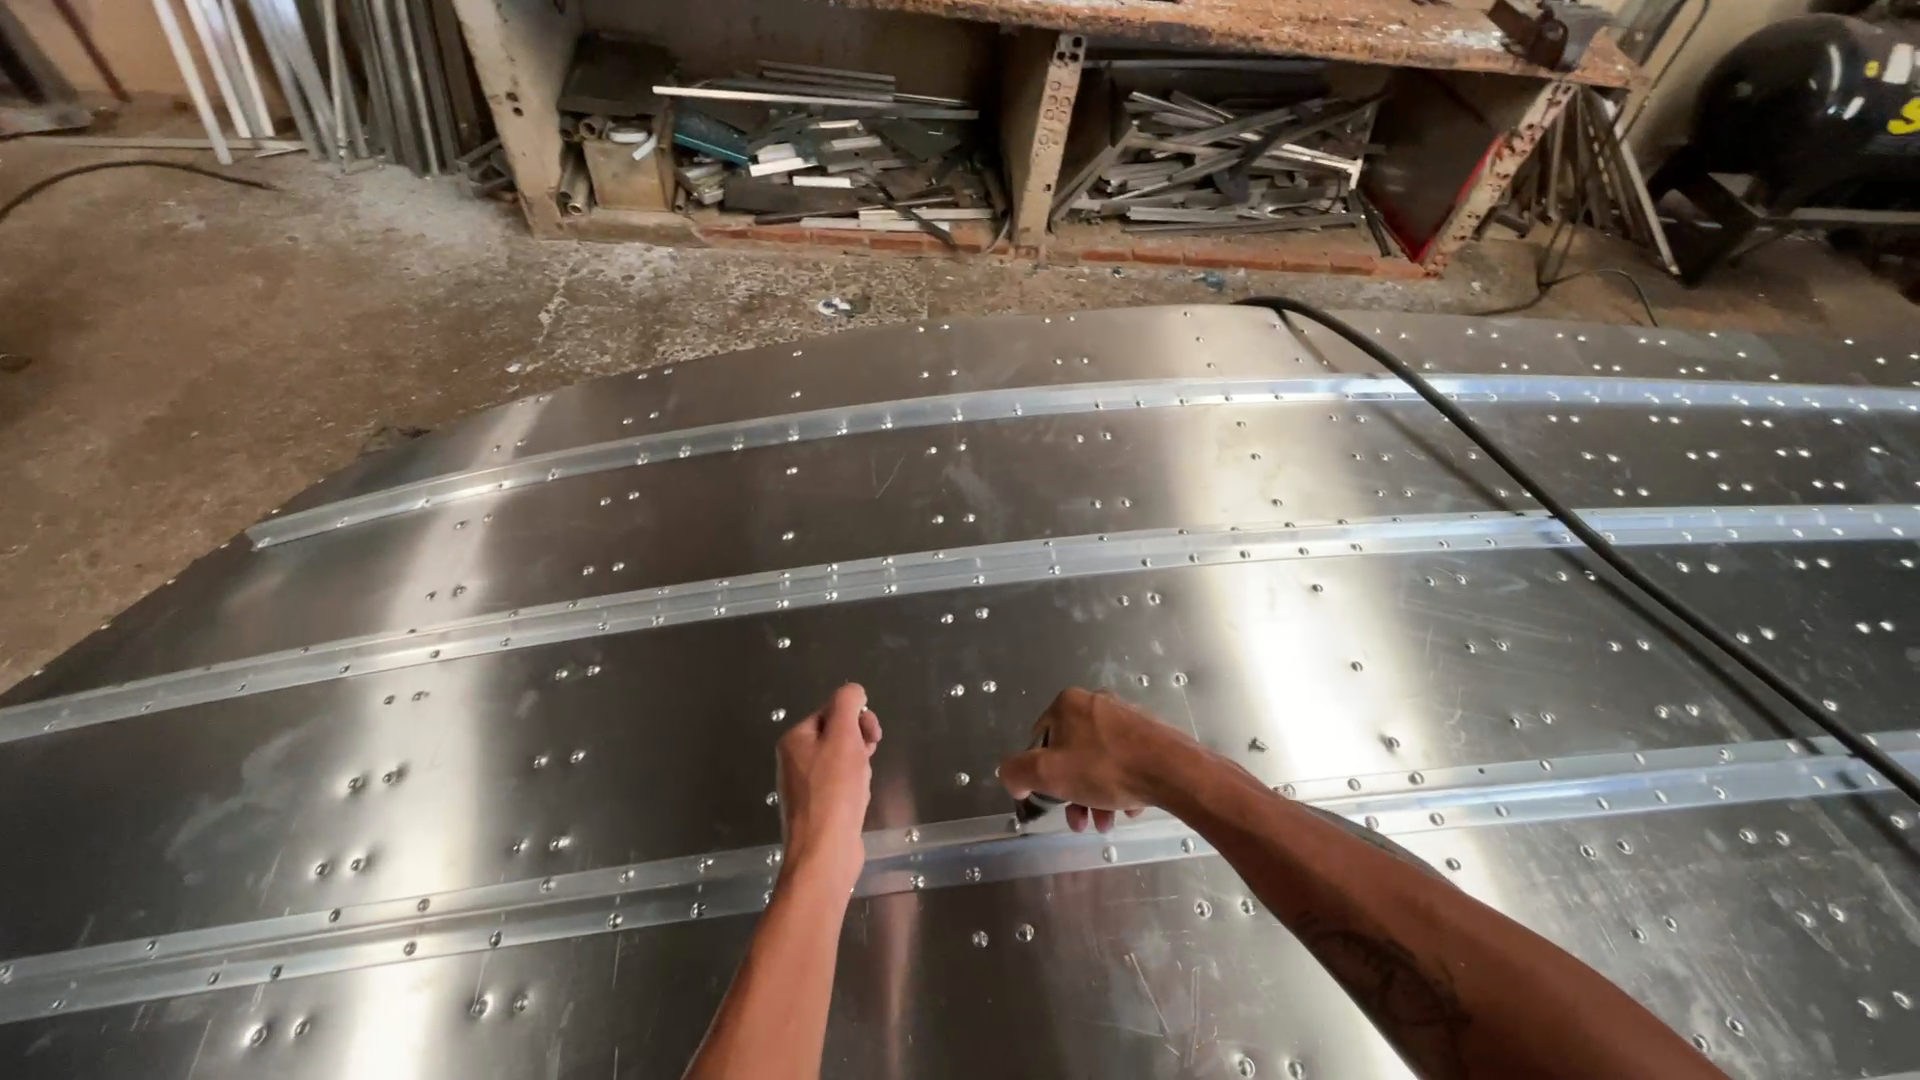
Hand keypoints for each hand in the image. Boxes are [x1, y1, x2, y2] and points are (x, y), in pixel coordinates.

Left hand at [775, 683, 881, 890]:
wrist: (825, 851)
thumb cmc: (835, 791)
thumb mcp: (844, 737)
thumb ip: (848, 705)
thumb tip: (853, 690)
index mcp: (794, 739)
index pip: (832, 711)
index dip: (856, 719)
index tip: (871, 736)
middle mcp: (793, 760)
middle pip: (836, 734)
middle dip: (859, 742)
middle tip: (869, 756)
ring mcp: (802, 786)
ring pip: (841, 760)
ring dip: (859, 765)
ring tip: (862, 783)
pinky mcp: (815, 808)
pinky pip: (839, 784)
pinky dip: (854, 786)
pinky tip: (858, 800)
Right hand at [998, 688, 1199, 833]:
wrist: (1173, 771)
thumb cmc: (1105, 768)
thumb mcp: (1048, 774)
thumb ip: (1016, 771)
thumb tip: (1010, 775)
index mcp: (1067, 703)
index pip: (1038, 740)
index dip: (1039, 774)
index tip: (1051, 800)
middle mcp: (1096, 703)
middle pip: (1070, 754)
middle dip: (1071, 792)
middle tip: (1079, 820)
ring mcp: (1126, 717)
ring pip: (1098, 762)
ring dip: (1095, 796)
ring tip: (1105, 823)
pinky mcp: (1149, 734)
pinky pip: (1124, 763)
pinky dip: (1120, 786)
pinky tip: (1127, 808)